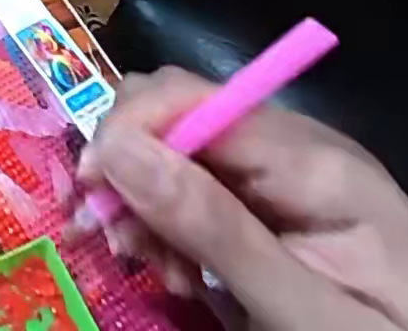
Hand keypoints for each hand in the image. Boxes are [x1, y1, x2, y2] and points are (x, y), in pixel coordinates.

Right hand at [74, 68, 407, 330]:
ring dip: (137, 193)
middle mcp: (292, 146)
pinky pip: (189, 182)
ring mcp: (278, 174)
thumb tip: (115, 147)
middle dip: (127, 159)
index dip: (131, 127)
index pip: (196, 99)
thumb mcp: (309, 319)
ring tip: (137, 257)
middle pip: (177, 111)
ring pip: (172, 143)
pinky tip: (164, 260)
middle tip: (107, 230)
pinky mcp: (266, 204)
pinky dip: (159, 214)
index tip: (89, 187)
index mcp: (317, 161)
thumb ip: (214, 229)